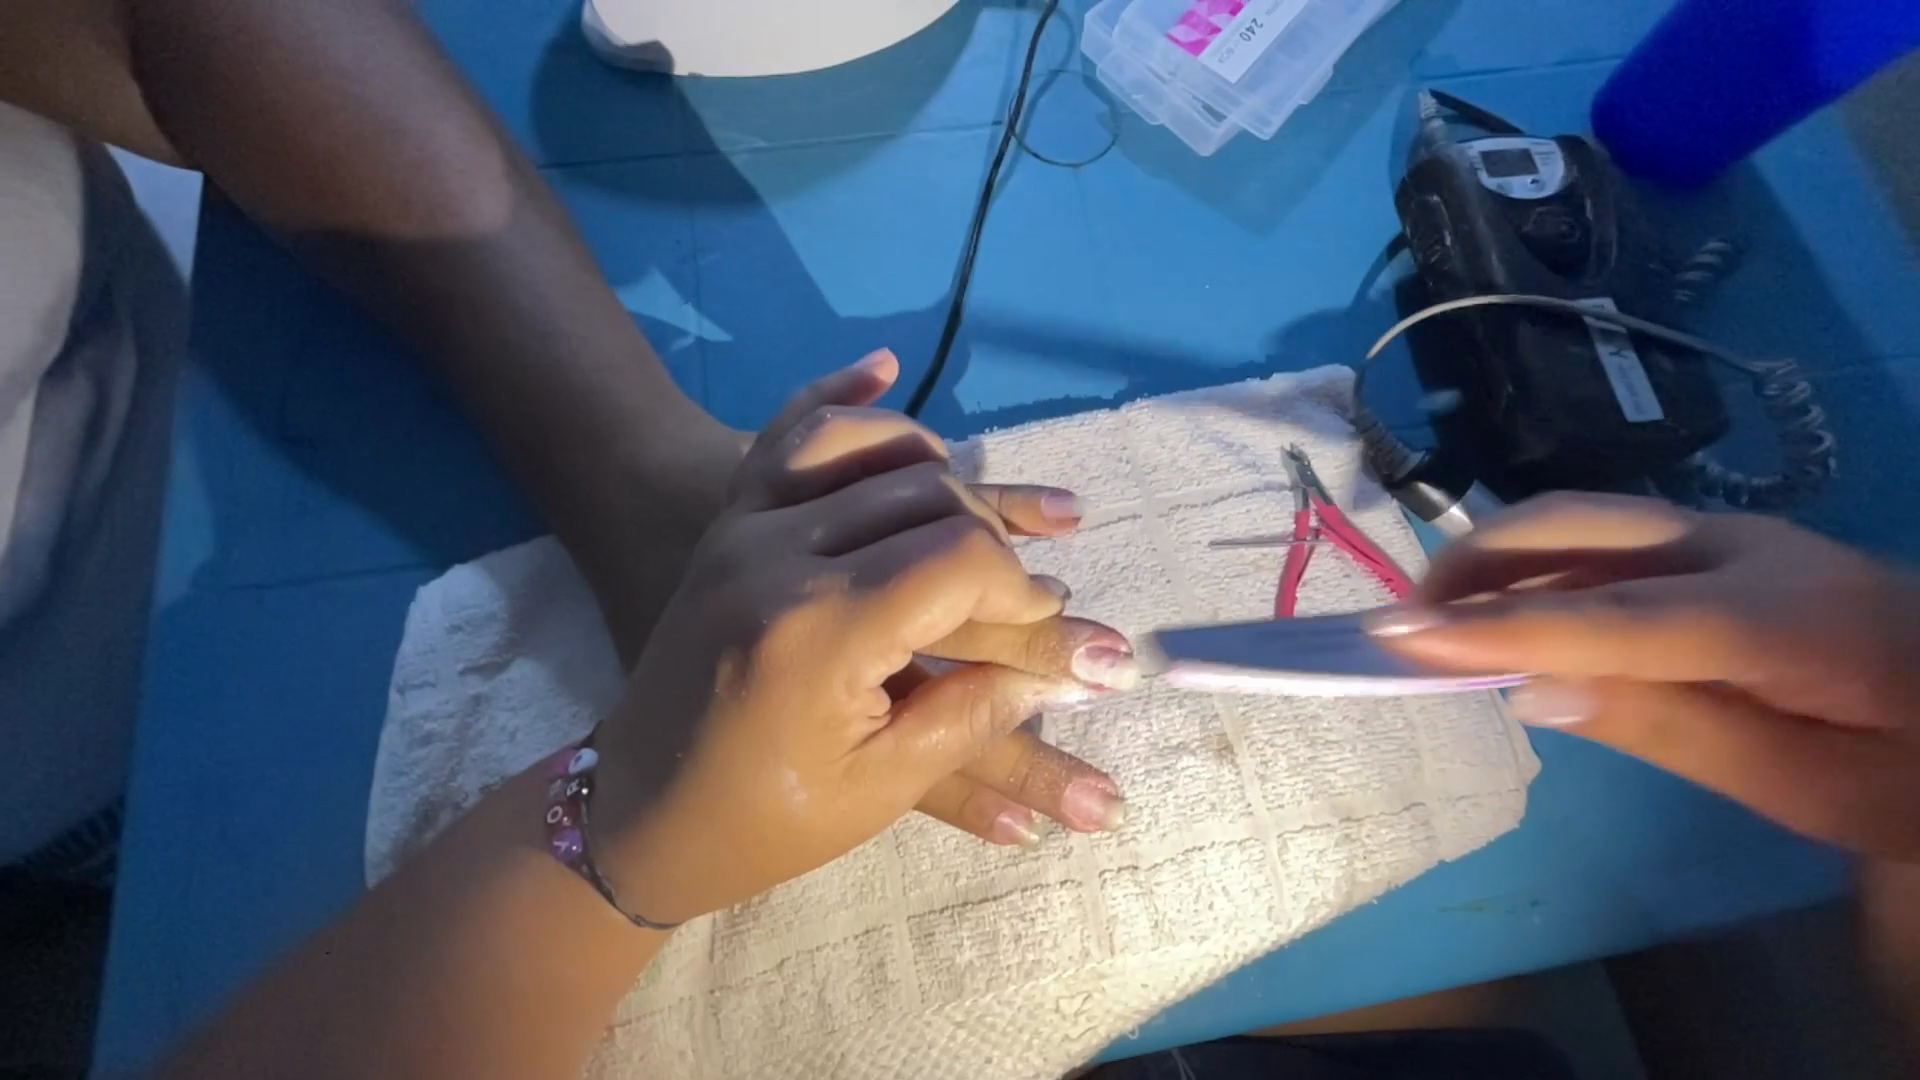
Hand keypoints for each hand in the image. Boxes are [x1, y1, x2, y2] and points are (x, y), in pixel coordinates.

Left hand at [588, 356, 1101, 920]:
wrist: (632, 814)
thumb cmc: (759, 822)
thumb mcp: (878, 789)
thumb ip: (978, 712)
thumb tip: (1071, 664)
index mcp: (817, 632)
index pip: (961, 560)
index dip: (1025, 591)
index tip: (1055, 630)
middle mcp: (778, 554)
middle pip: (929, 497)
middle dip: (999, 543)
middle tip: (1033, 594)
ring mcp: (744, 526)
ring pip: (872, 451)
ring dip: (943, 472)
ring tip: (987, 513)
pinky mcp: (730, 521)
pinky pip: (791, 436)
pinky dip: (841, 398)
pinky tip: (883, 367)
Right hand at [1369, 492, 1919, 860]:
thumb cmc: (1911, 766)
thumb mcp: (1813, 787)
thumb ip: (1671, 732)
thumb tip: (1531, 694)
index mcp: (1792, 616)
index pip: (1617, 618)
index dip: (1503, 628)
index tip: (1400, 636)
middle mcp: (1739, 546)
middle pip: (1568, 525)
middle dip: (1469, 563)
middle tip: (1408, 621)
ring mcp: (1712, 532)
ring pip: (1564, 520)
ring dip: (1484, 560)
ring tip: (1438, 618)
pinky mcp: (1693, 539)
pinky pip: (1580, 538)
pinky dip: (1516, 568)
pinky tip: (1497, 612)